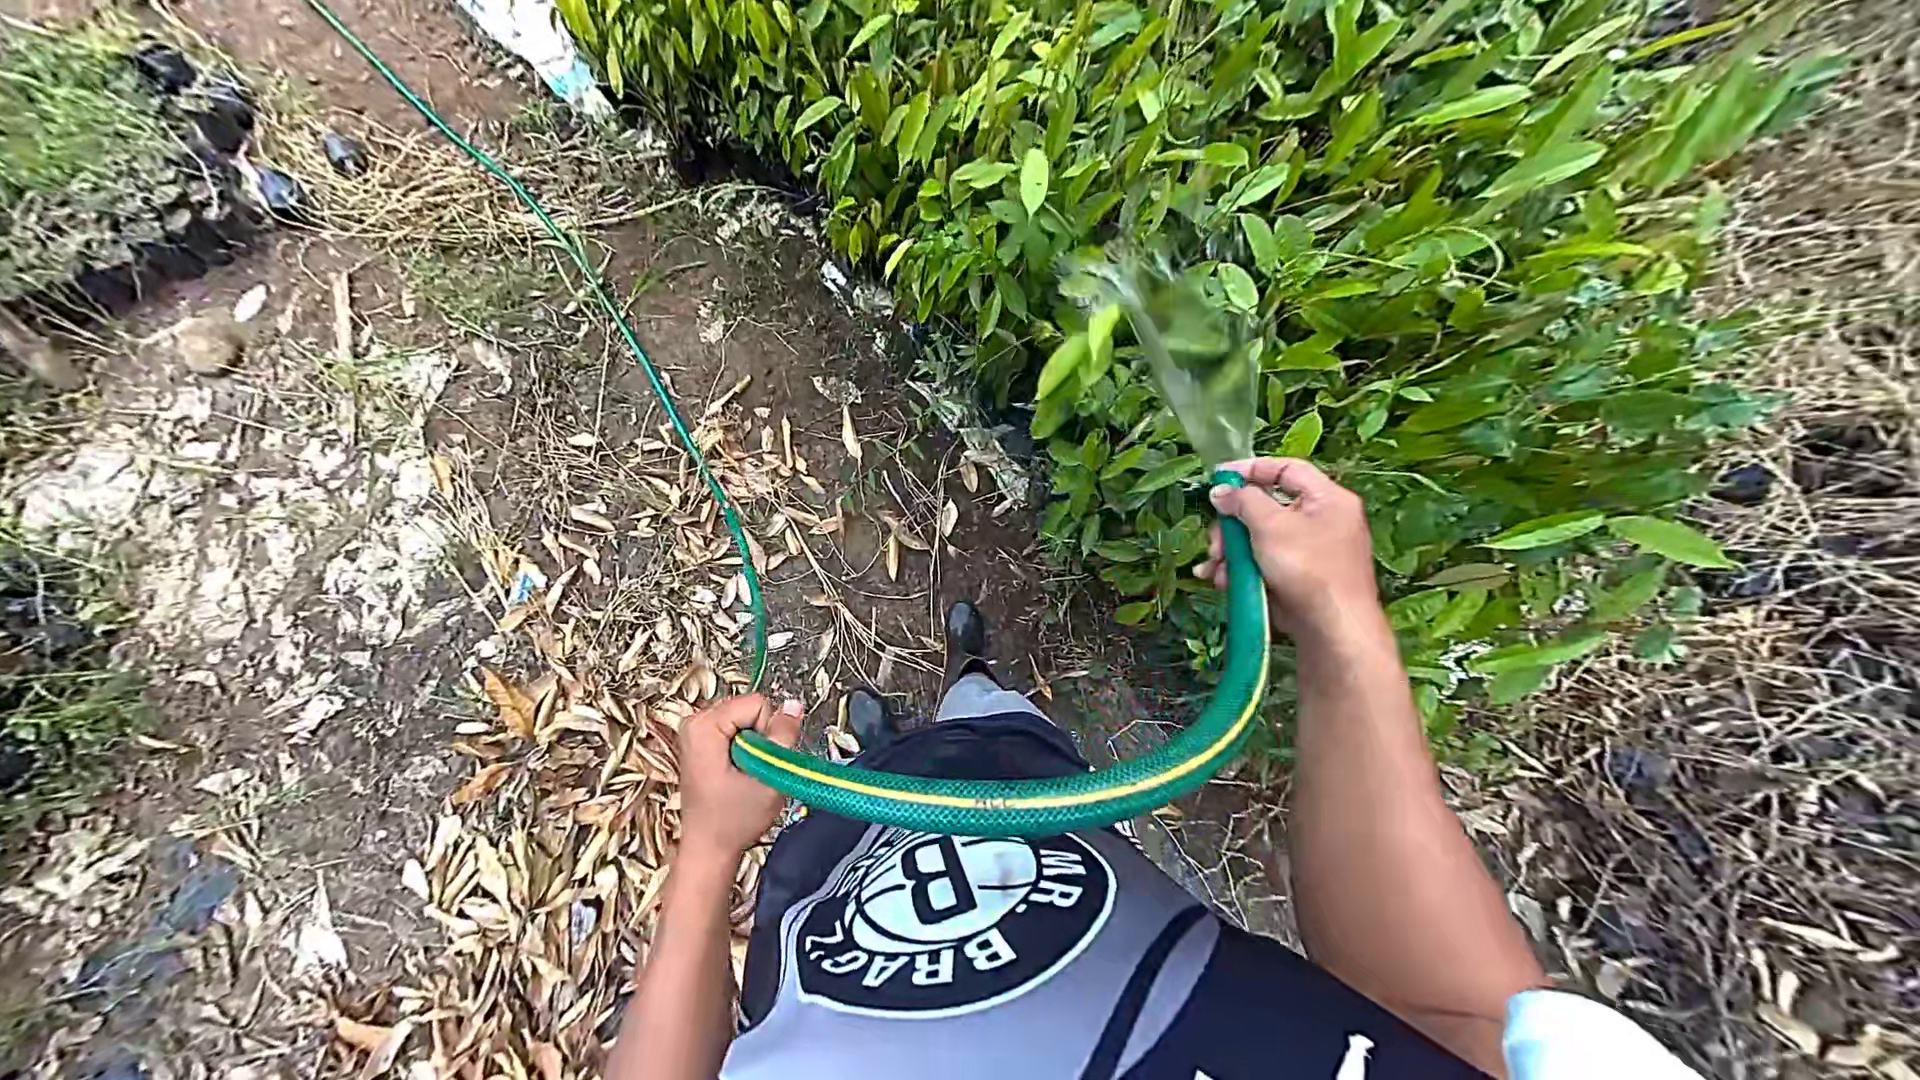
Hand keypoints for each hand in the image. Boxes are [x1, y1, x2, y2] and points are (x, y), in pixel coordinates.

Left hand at [677, 694, 803, 859]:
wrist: (710, 849)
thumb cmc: (734, 820)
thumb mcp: (768, 777)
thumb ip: (783, 737)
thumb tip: (794, 705)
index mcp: (704, 726)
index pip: (758, 704)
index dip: (769, 731)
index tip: (759, 761)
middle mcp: (695, 721)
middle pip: (752, 707)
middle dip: (762, 734)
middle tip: (754, 768)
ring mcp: (697, 729)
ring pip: (749, 716)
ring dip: (756, 742)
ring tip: (747, 772)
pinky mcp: (703, 739)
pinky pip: (740, 726)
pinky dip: (747, 745)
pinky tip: (739, 770)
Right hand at [1190, 457, 1381, 641]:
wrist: (1332, 628)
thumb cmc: (1307, 568)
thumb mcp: (1270, 526)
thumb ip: (1243, 502)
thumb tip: (1220, 491)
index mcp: (1327, 499)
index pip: (1286, 468)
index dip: (1250, 469)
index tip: (1218, 477)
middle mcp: (1321, 521)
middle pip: (1264, 507)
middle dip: (1232, 524)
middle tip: (1216, 540)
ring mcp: (1309, 551)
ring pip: (1257, 538)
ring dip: (1230, 551)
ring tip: (1215, 567)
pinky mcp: (1296, 577)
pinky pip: (1262, 562)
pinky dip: (1239, 569)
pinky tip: (1220, 579)